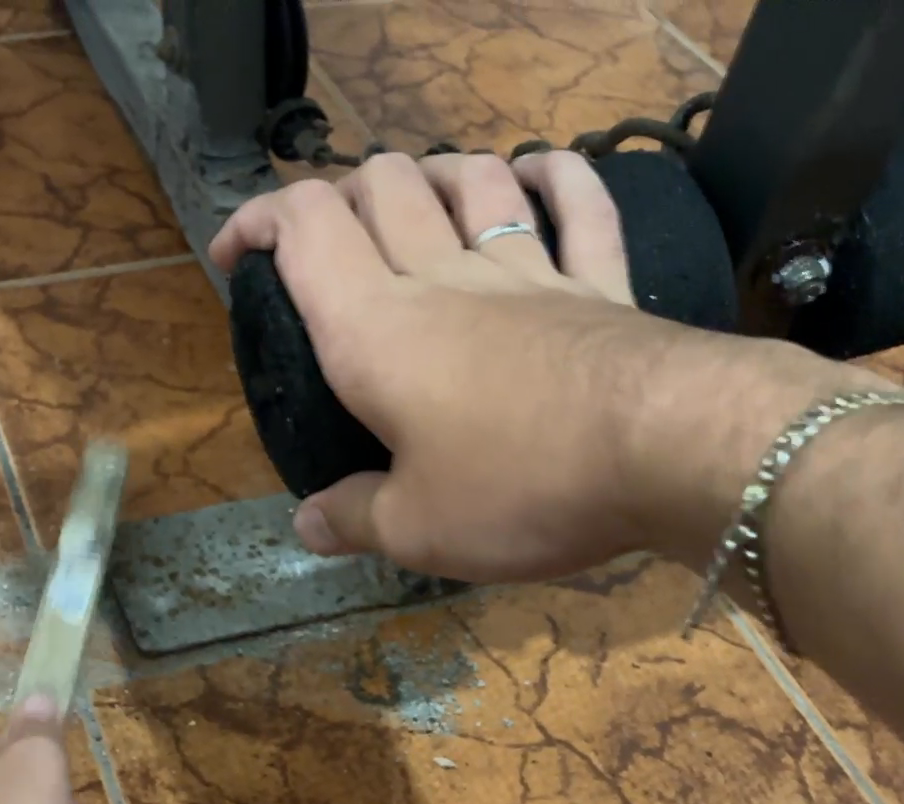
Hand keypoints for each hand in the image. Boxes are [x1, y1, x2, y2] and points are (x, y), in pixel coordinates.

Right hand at [210, 151, 658, 580]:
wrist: (666, 451)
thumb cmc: (519, 486)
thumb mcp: (417, 529)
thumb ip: (352, 520)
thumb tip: (306, 527)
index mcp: (377, 329)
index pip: (303, 228)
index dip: (257, 222)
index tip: (236, 258)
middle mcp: (444, 278)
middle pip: (379, 185)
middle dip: (338, 197)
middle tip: (327, 247)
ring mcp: (526, 269)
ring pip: (468, 178)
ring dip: (429, 175)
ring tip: (412, 205)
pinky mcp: (597, 279)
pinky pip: (578, 203)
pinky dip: (555, 177)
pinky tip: (537, 174)